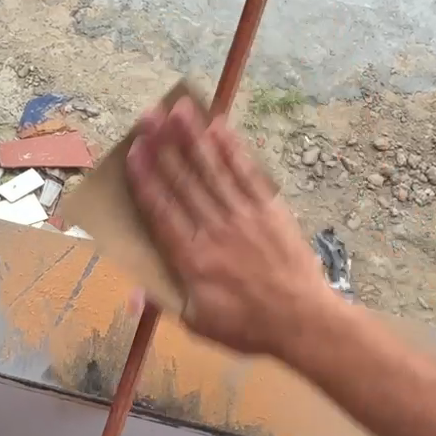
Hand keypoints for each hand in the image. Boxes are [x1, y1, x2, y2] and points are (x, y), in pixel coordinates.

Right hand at [125, 96, 333, 356]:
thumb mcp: (197, 324)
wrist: (304, 321)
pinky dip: (233, 149)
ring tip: (178, 108)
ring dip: (194, 137)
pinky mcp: (269, 209)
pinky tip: (219, 127)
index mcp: (192, 259)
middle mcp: (215, 230)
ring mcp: (244, 216)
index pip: (162, 211)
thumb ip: (163, 303)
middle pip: (184, 181)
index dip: (146, 179)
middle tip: (147, 115)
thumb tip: (131, 295)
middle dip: (163, 145)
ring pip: (214, 170)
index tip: (133, 151)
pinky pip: (247, 173)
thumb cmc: (248, 326)